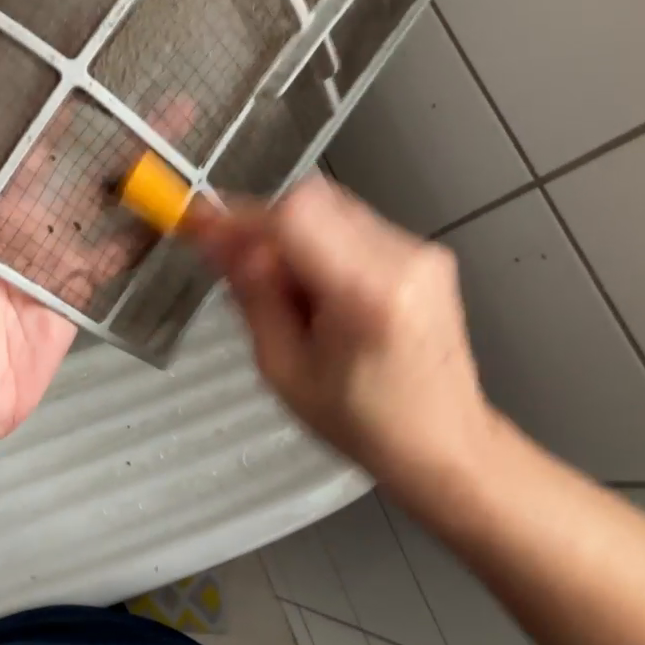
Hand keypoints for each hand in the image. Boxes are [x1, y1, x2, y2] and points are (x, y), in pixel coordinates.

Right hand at [188, 177, 495, 482]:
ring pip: (328, 207)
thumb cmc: (360, 422)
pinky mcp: (421, 253)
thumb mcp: (282, 368)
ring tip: (275, 288)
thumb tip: (218, 242)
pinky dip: (314, 242)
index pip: (296, 216)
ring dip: (287, 234)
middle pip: (312, 200)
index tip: (198, 227)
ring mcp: (419, 251)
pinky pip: (349, 224)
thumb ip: (253, 296)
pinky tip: (307, 288)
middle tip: (229, 260)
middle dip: (260, 224)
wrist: (446, 443)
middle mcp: (403, 258)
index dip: (239, 217)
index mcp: (368, 294)